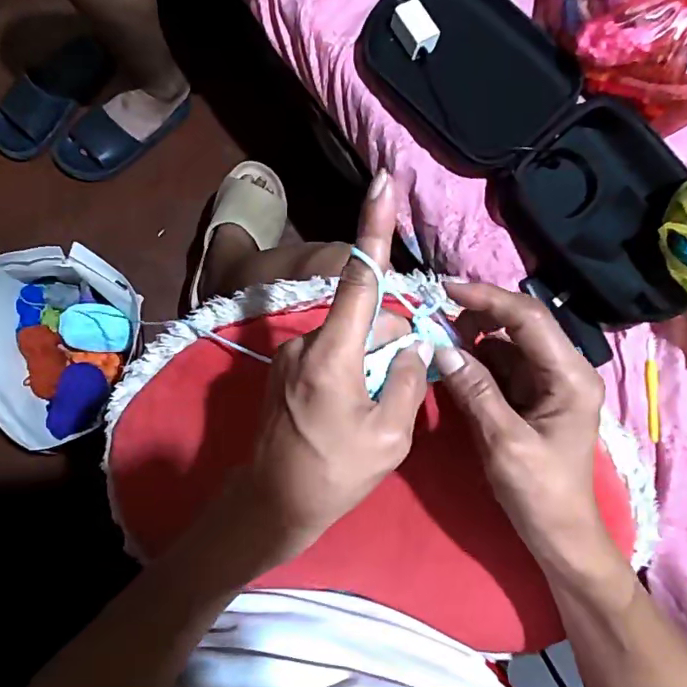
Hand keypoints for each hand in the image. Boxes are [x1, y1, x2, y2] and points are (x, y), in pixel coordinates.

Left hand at [242, 172, 428, 569]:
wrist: (273, 503)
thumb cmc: (334, 474)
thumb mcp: (391, 436)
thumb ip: (410, 381)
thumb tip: (413, 347)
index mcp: (333, 354)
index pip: (360, 278)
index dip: (375, 227)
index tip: (383, 183)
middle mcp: (307, 343)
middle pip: (365, 318)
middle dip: (391, 340)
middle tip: (399, 391)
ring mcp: (291, 356)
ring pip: (350, 339)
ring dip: (373, 362)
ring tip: (374, 411)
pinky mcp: (285, 370)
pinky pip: (332, 355)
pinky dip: (353, 371)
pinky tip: (355, 411)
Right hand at [434, 283, 618, 577]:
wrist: (558, 534)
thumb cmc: (540, 492)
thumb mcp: (504, 442)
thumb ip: (476, 392)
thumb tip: (443, 349)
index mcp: (570, 376)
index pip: (529, 318)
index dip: (487, 299)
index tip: (446, 290)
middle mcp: (562, 371)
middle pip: (519, 325)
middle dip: (477, 318)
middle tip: (434, 322)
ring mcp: (546, 384)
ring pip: (505, 344)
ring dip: (472, 342)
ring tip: (438, 347)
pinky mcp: (530, 398)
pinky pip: (499, 368)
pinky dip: (475, 364)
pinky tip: (451, 370)